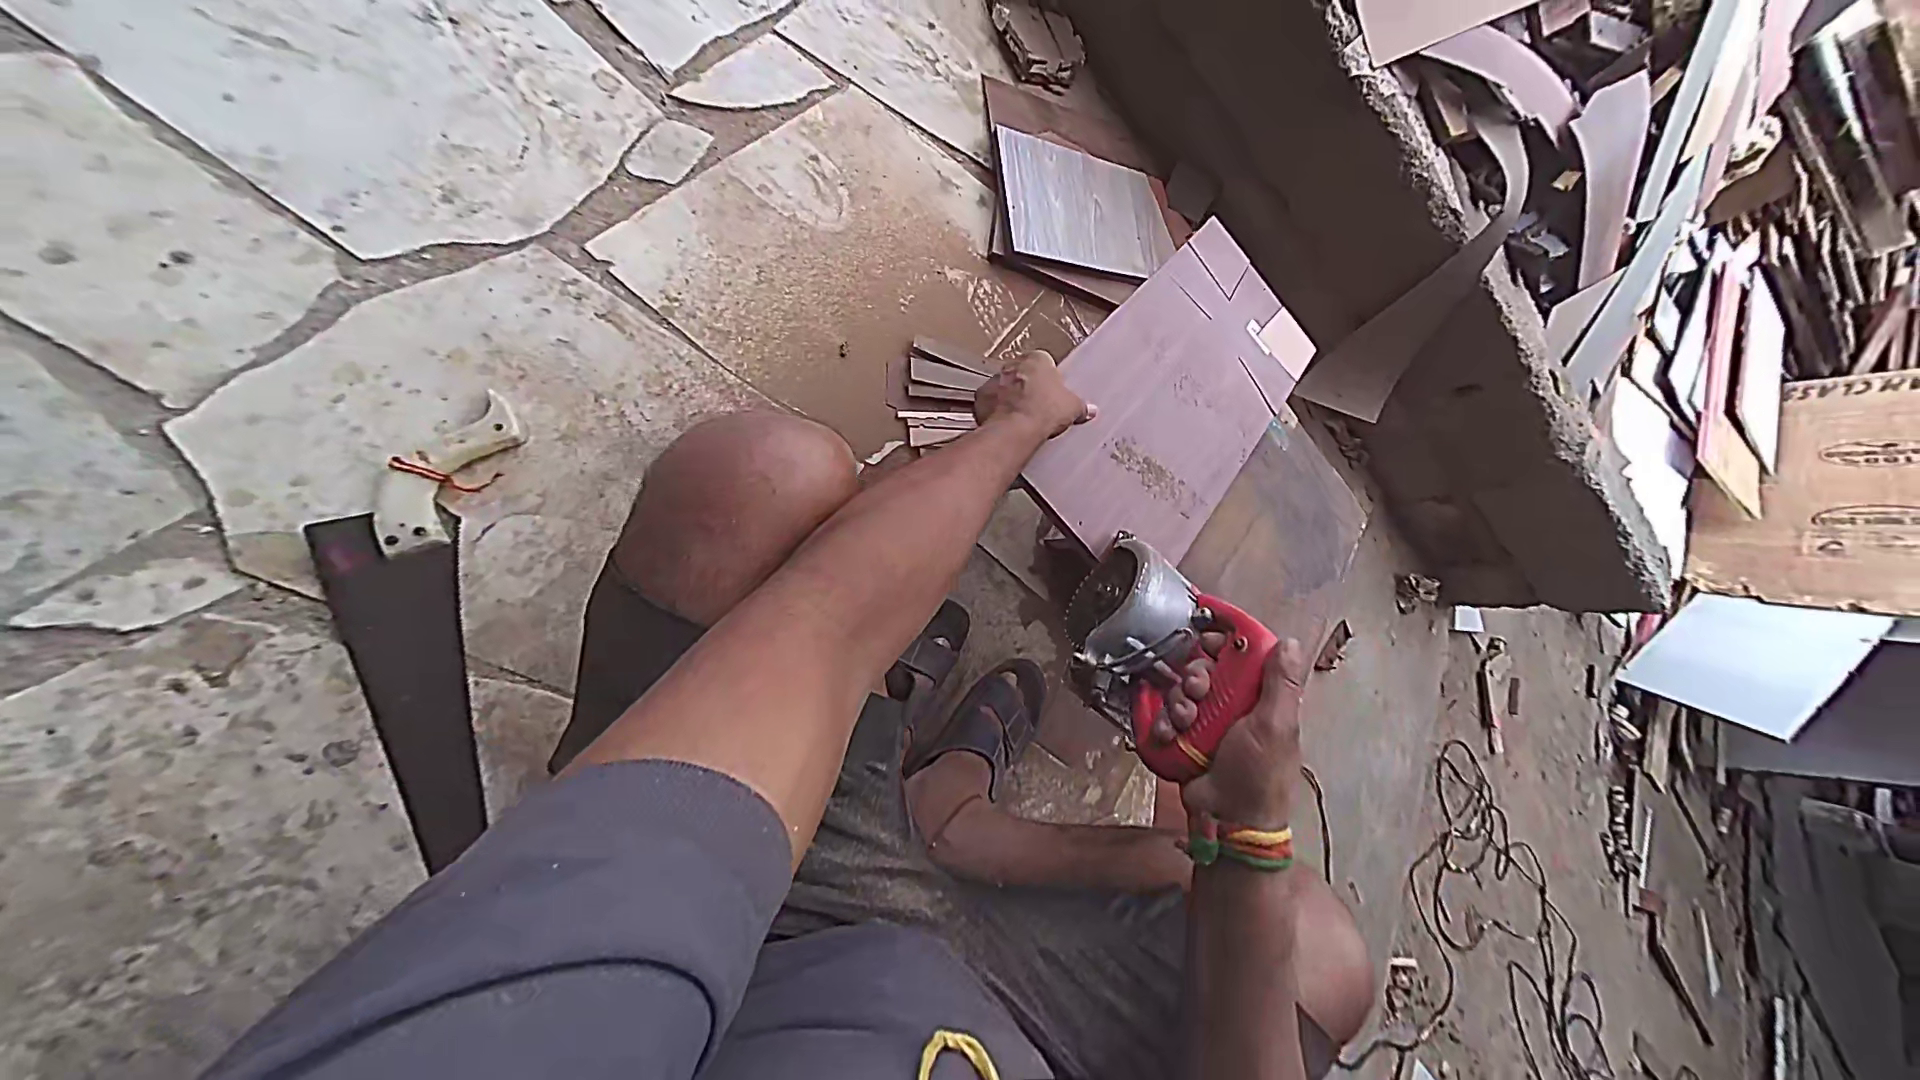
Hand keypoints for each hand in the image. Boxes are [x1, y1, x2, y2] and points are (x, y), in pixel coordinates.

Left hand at [974, 350, 1095, 436]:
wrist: (1017, 429)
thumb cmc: (1045, 411)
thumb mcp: (1072, 408)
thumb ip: (1080, 406)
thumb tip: (1089, 410)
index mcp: (1037, 359)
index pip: (1043, 361)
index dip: (1047, 377)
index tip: (1050, 391)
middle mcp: (1013, 364)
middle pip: (1020, 372)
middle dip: (1025, 385)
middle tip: (1034, 404)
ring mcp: (994, 380)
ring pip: (1002, 386)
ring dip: (1007, 397)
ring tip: (1018, 416)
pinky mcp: (981, 397)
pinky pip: (988, 402)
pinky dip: (993, 410)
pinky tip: (1003, 422)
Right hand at [1158, 637, 1309, 828]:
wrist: (1228, 819)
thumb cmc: (1259, 774)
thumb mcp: (1275, 726)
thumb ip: (1280, 684)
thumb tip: (1290, 643)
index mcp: (1258, 696)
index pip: (1238, 653)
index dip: (1221, 642)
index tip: (1207, 643)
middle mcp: (1231, 703)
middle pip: (1202, 667)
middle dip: (1194, 676)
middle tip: (1197, 693)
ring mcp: (1205, 720)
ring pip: (1180, 689)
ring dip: (1178, 701)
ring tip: (1185, 722)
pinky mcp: (1183, 735)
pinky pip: (1165, 715)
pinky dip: (1165, 722)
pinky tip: (1172, 735)